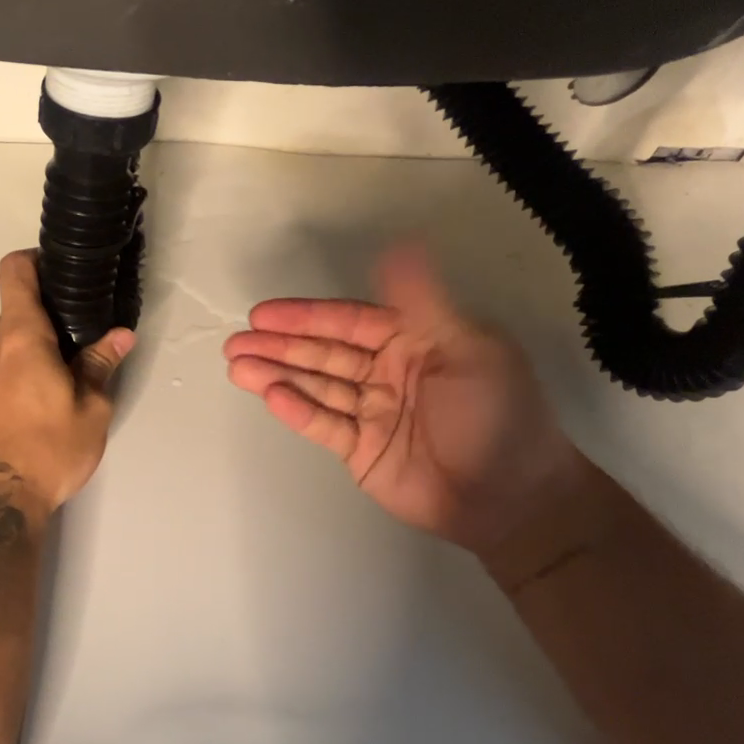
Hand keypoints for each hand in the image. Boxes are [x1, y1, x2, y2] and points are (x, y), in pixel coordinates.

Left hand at [0, 251, 135, 509]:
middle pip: (16, 312)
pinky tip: (43, 403)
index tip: (62, 274)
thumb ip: (101, 365)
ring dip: (35, 350)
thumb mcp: (90, 409)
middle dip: (49, 320)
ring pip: (8, 344)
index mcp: (18, 337)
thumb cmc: (48, 450)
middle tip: (83, 342)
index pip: (14, 272)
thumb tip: (119, 336)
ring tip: (67, 379)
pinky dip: (20, 371)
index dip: (36, 261)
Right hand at [223, 242, 583, 561]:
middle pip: (323, 353)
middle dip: (279, 346)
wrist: (508, 496)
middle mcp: (387, 372)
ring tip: (237, 366)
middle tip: (235, 343)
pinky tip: (271, 396)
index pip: (349, 321)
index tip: (262, 314)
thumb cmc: (495, 415)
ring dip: (277, 374)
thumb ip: (422, 303)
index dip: (306, 316)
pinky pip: (323, 424)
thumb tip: (398, 247)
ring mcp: (371, 412)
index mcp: (415, 341)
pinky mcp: (359, 449)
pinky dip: (297, 410)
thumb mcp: (466, 348)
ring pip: (316, 386)